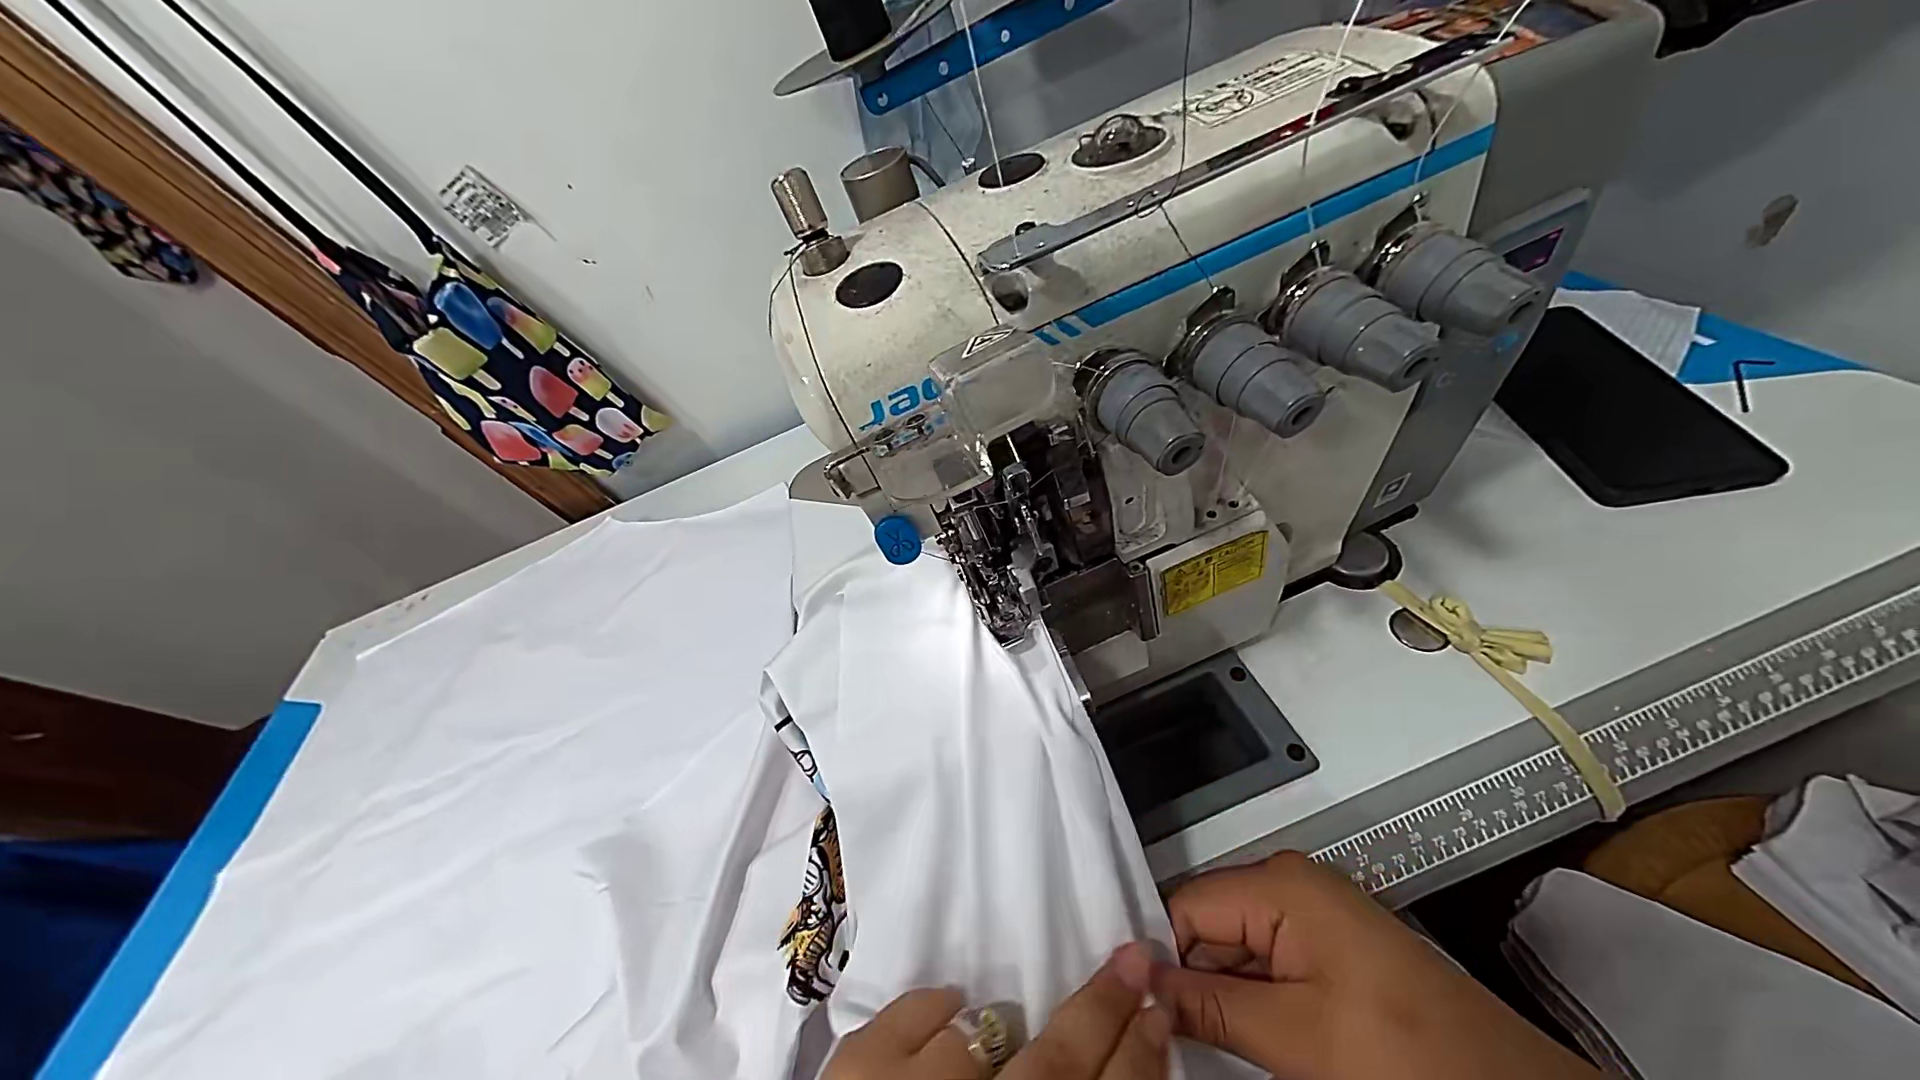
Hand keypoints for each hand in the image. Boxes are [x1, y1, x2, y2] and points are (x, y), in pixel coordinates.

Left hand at [825, 943, 1172, 1079]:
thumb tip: (1095, 1074)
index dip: (1135, 1061)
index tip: (1156, 1016)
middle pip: (1056, 1067)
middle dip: (1101, 1013)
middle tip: (1130, 965)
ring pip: (978, 1041)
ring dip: (1001, 1024)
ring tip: (999, 1029)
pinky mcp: (855, 1074)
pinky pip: (906, 1018)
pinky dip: (932, 1008)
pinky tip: (945, 1009)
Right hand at [1152, 852, 1600, 1079]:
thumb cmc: (1420, 1054)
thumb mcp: (1298, 1037)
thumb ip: (1210, 1005)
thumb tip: (1145, 984)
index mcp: (1281, 884)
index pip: (1183, 905)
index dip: (1161, 955)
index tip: (1147, 1003)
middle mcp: (1291, 884)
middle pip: (1206, 922)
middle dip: (1193, 976)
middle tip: (1182, 1033)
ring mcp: (1311, 912)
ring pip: (1233, 945)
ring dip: (1222, 991)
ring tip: (1230, 1040)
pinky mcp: (1326, 942)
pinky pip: (1265, 958)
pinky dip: (1253, 995)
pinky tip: (1257, 1034)